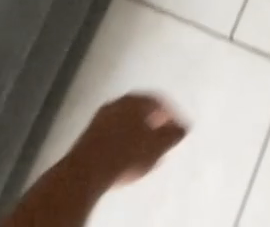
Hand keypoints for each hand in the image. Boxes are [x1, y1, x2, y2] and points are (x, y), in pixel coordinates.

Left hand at [67, 93, 188, 187]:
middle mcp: (118, 101)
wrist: (87, 170)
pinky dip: (123, 137)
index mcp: (136, 100)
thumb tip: (183, 127)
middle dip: (153, 121)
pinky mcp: (90, 131)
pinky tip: (126, 153)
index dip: (171, 114)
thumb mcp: (156, 148)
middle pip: (141, 108)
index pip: (159, 101)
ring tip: (145, 148)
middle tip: (162, 136)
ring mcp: (102, 115)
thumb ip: (172, 135)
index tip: (177, 128)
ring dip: (137, 130)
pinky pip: (113, 129)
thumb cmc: (126, 155)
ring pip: (126, 118)